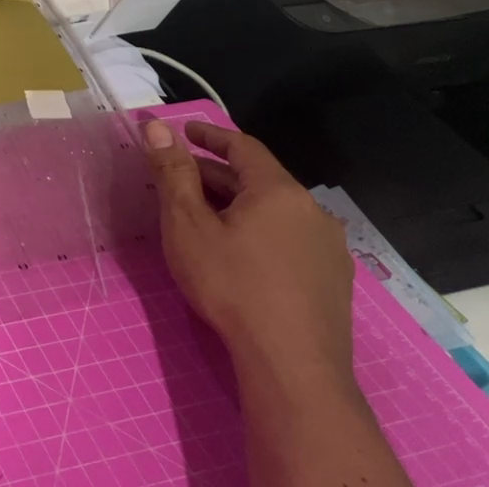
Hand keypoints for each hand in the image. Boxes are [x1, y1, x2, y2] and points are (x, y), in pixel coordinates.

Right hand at [143, 119, 354, 381]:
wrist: (291, 362)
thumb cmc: (230, 283)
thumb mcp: (187, 224)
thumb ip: (172, 172)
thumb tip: (156, 126)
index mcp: (279, 192)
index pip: (244, 147)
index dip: (210, 135)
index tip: (182, 132)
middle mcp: (313, 212)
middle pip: (259, 179)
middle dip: (216, 173)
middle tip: (176, 178)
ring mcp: (329, 247)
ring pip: (275, 209)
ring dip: (237, 203)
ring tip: (201, 215)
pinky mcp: (332, 278)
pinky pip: (289, 236)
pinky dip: (258, 228)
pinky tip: (237, 250)